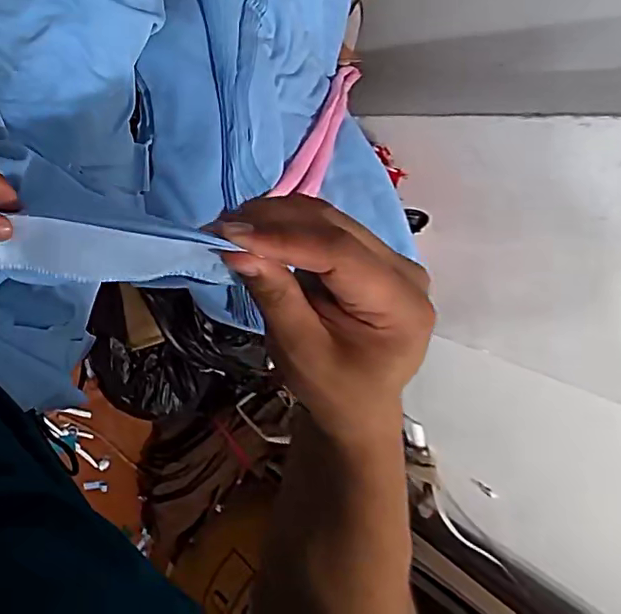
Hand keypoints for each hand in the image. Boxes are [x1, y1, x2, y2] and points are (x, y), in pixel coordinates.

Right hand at [213, 195, 434, 446]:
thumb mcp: (299, 348)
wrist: (356, 405)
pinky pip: (319, 222)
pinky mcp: (365, 250)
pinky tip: (252, 230)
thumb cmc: (332, 387)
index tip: (228, 234)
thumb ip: (274, 294)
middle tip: (218, 228)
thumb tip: (236, 249)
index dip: (280, 237)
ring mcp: (386, 256)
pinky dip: (280, 222)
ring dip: (271, 216)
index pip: (338, 251)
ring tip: (229, 228)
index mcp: (400, 304)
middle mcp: (402, 270)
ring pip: (321, 215)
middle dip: (269, 220)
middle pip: (330, 225)